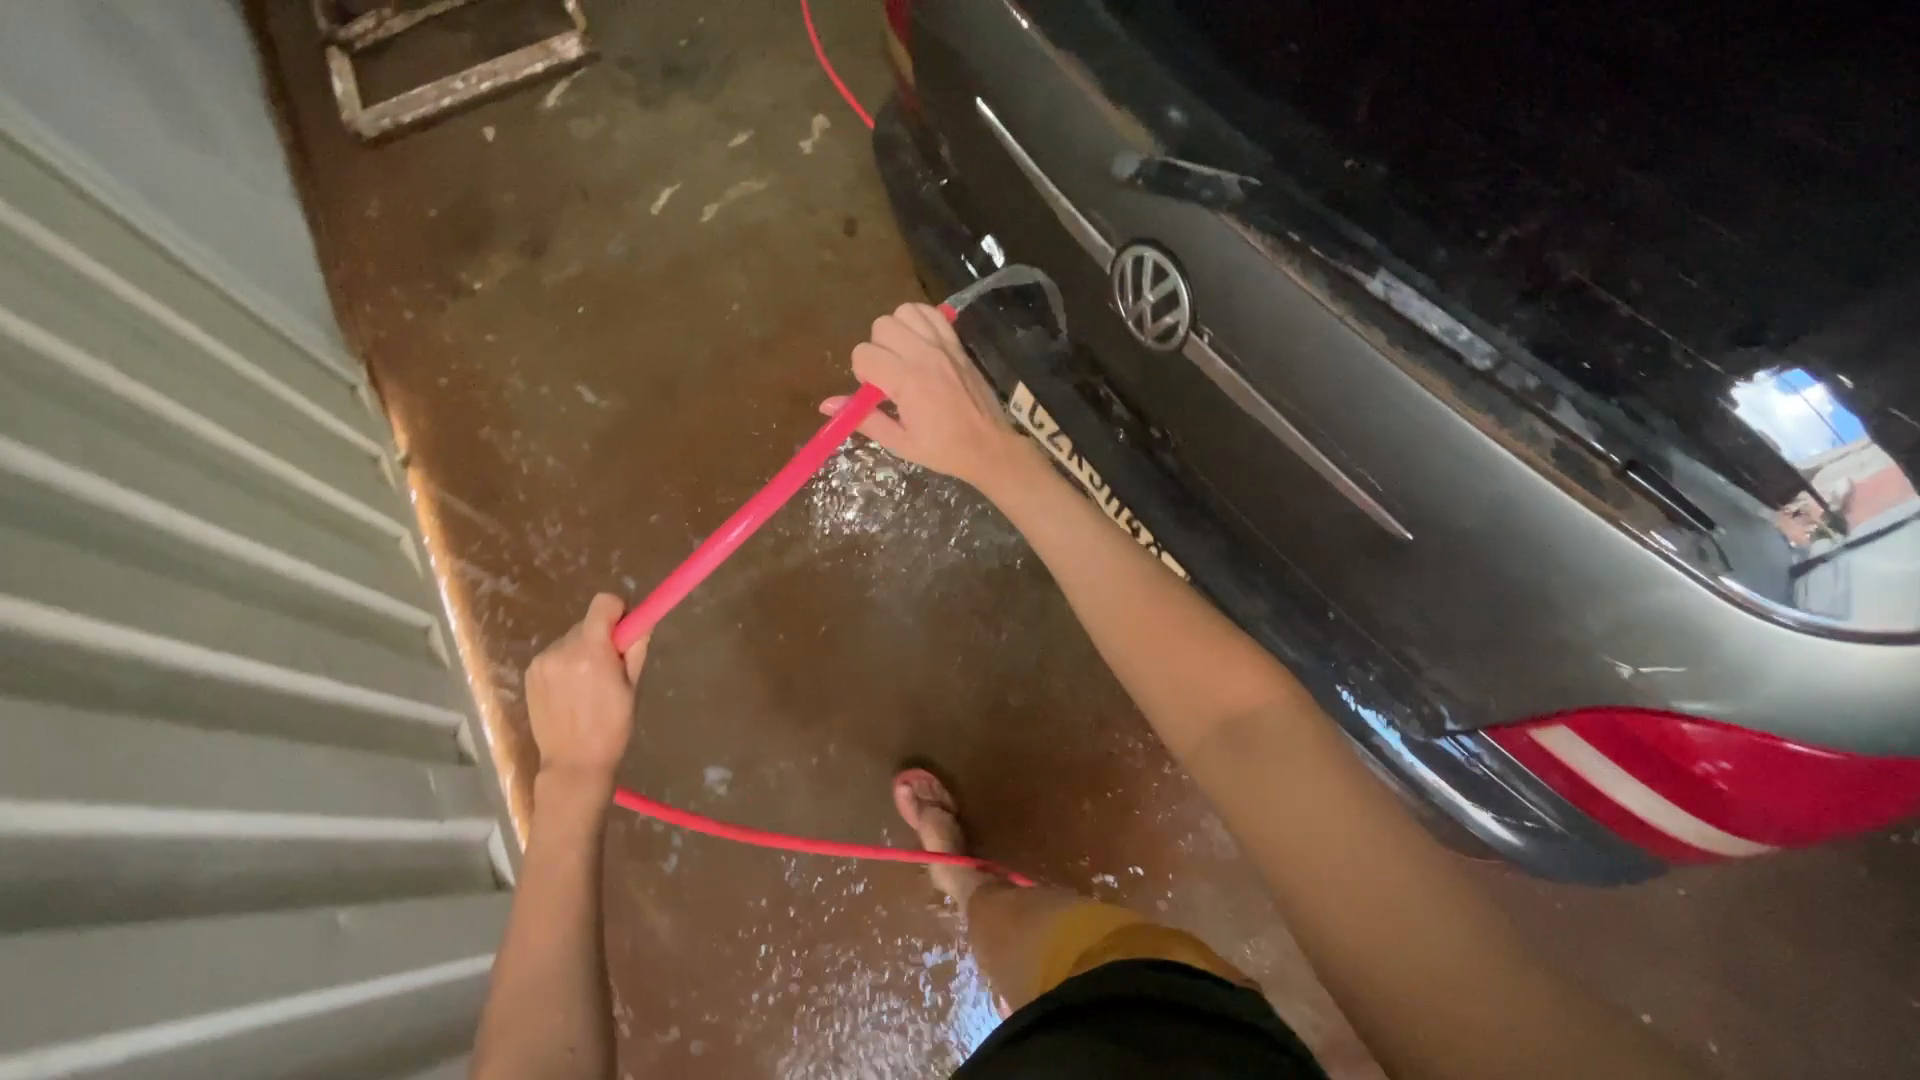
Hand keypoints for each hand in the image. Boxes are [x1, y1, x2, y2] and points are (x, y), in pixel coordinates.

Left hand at [525, 594, 646, 789]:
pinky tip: (572, 693)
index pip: (603, 603)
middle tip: (611, 668)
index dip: (619, 611)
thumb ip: (636, 648)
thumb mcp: (633, 687)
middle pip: (588, 623)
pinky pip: (556, 655)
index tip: (626, 632)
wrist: (573, 763)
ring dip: (583, 652)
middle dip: (602, 637)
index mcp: (591, 652)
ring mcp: (541, 662)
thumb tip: (641, 621)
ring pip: (571, 640)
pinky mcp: (530, 674)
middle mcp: (561, 650)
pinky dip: (567, 665)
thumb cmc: (612, 726)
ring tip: (589, 686)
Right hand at [819, 303, 1037, 489]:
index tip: (875, 392)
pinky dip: (919, 320)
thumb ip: (864, 419)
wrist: (988, 446)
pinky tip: (919, 344)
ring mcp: (943, 345)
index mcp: (907, 381)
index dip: (862, 373)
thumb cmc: (943, 449)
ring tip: (902, 356)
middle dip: (876, 348)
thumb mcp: (900, 442)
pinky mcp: (957, 343)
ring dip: (896, 330)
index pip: (864, 354)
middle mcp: (924, 355)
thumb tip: (826, 404)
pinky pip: (931, 313)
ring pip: (904, 312)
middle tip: (888, 374)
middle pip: (881, 326)